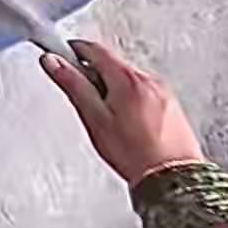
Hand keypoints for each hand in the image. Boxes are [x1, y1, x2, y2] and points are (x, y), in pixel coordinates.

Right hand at [41, 40, 204, 185]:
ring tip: (102, 113)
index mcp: (128, 79)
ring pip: (124, 76)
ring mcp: (162, 92)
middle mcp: (149, 80)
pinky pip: (139, 89)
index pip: (93, 49)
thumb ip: (72, 83)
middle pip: (109, 62)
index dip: (70, 50)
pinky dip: (124, 95)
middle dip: (89, 72)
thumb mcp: (93, 116)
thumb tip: (52, 61)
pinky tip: (121, 119)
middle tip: (79, 94)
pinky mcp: (169, 105)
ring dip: (107, 85)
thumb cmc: (134, 152)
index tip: (56, 55)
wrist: (174, 179)